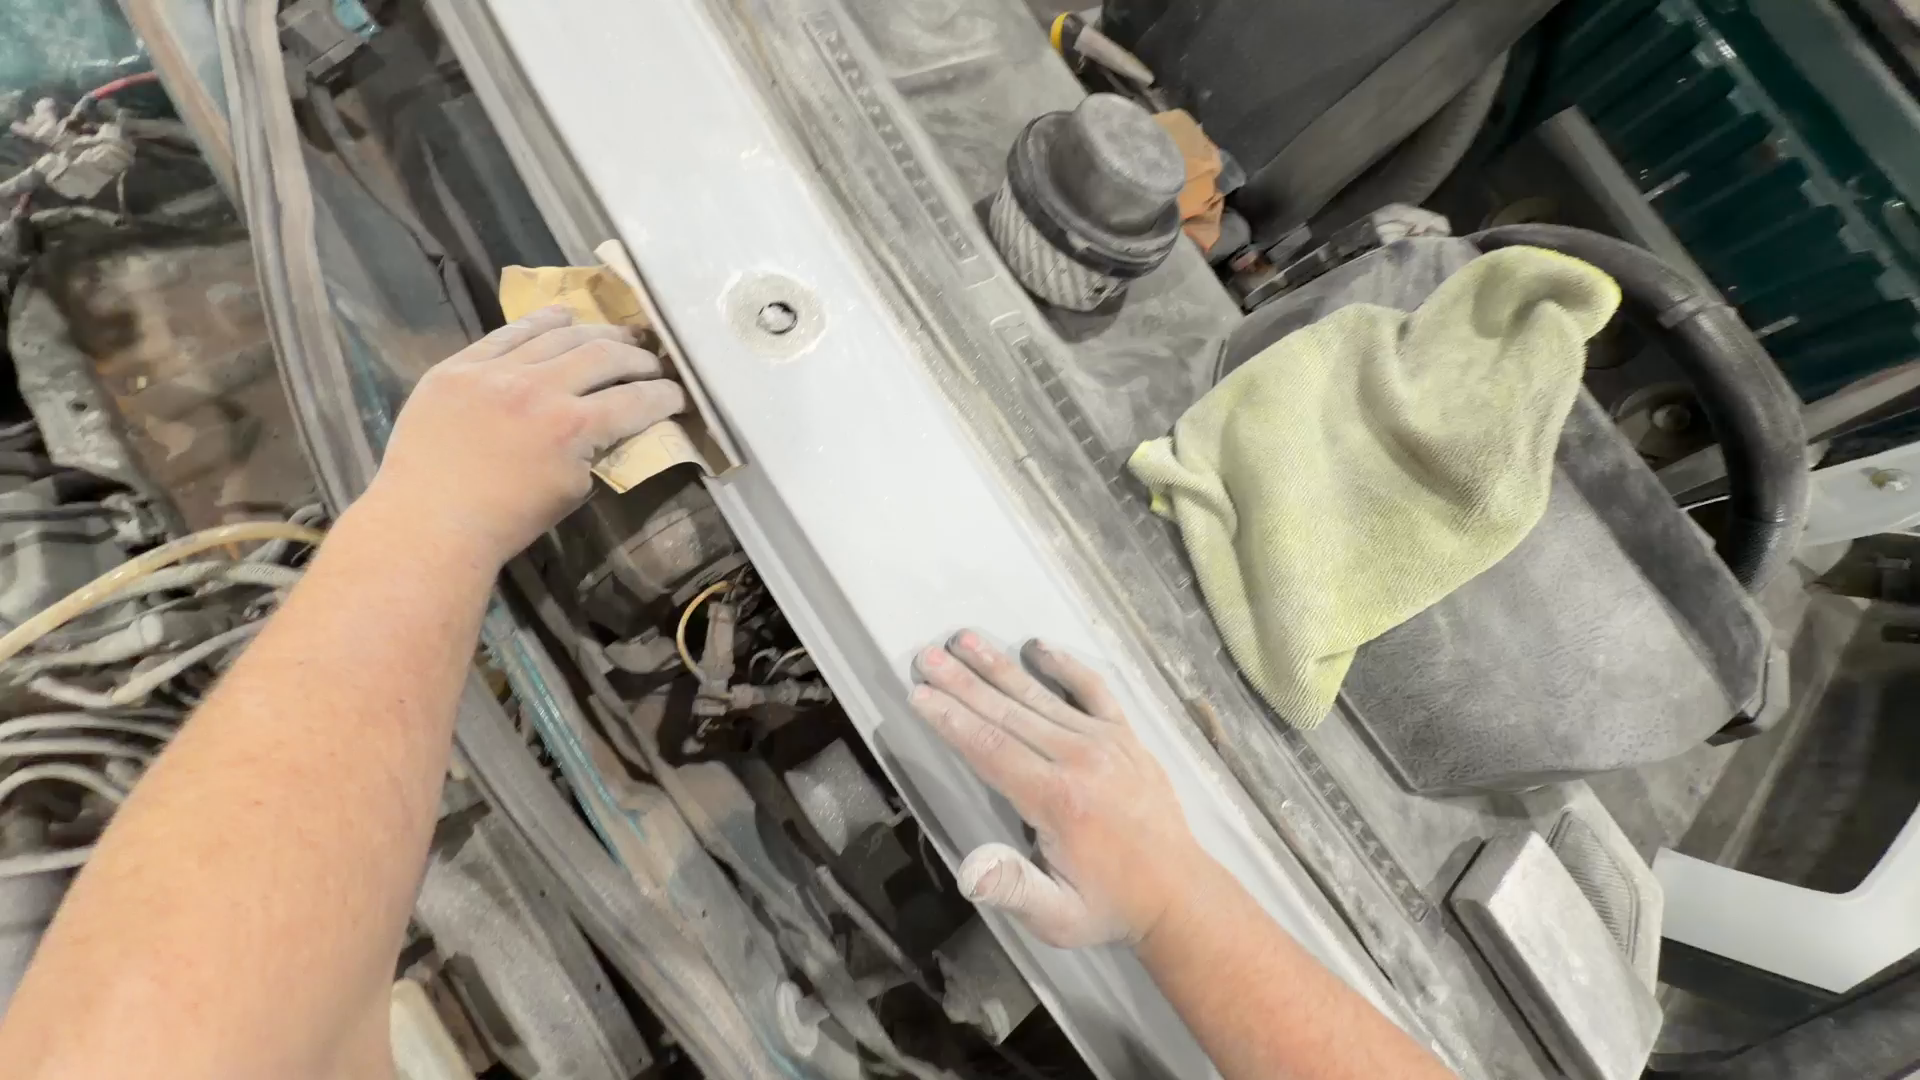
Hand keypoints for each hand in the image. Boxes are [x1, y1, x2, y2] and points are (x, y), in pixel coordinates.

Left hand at [361, 306, 685, 568]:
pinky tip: (565, 315)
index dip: (667, 396)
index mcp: (573, 428)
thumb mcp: (574, 489)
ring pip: (560, 336)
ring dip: (600, 333)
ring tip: (622, 336)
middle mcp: (539, 388)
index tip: (681, 396)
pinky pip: (507, 334)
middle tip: (656, 364)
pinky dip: (542, 321)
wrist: (429, 521)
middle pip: (605, 355)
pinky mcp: (459, 367)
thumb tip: (612, 427)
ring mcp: (495, 372)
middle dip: (640, 359)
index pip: (637, 401)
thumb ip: (598, 450)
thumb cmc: (510, 519)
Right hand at [910, 631, 1213, 947]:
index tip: (919, 693)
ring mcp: (1106, 740)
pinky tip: (1038, 646)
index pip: (991, 748)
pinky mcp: (1125, 734)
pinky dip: (1066, 665)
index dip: (951, 719)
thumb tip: (969, 871)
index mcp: (1057, 800)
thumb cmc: (1108, 906)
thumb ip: (1013, 888)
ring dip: (998, 666)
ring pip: (1041, 695)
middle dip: (962, 683)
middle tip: (926, 655)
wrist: (1181, 893)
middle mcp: (1079, 758)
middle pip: (1008, 712)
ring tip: (963, 639)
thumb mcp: (1057, 916)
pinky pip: (1093, 689)